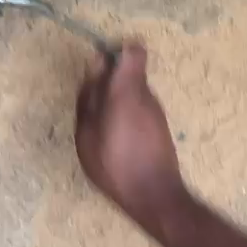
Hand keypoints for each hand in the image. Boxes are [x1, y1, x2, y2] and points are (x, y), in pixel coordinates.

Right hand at [75, 44, 189, 231]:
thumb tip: (95, 66)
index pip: (133, 51)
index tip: (99, 67)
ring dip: (116, 101)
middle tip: (92, 107)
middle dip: (109, 82)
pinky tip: (116, 140)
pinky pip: (139, 109)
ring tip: (101, 128)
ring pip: (133, 92)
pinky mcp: (160, 126)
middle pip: (129, 73)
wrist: (153, 196)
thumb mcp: (87, 131)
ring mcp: (156, 111)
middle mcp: (146, 94)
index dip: (116, 52)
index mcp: (127, 89)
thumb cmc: (113, 163)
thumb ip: (90, 96)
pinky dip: (126, 116)